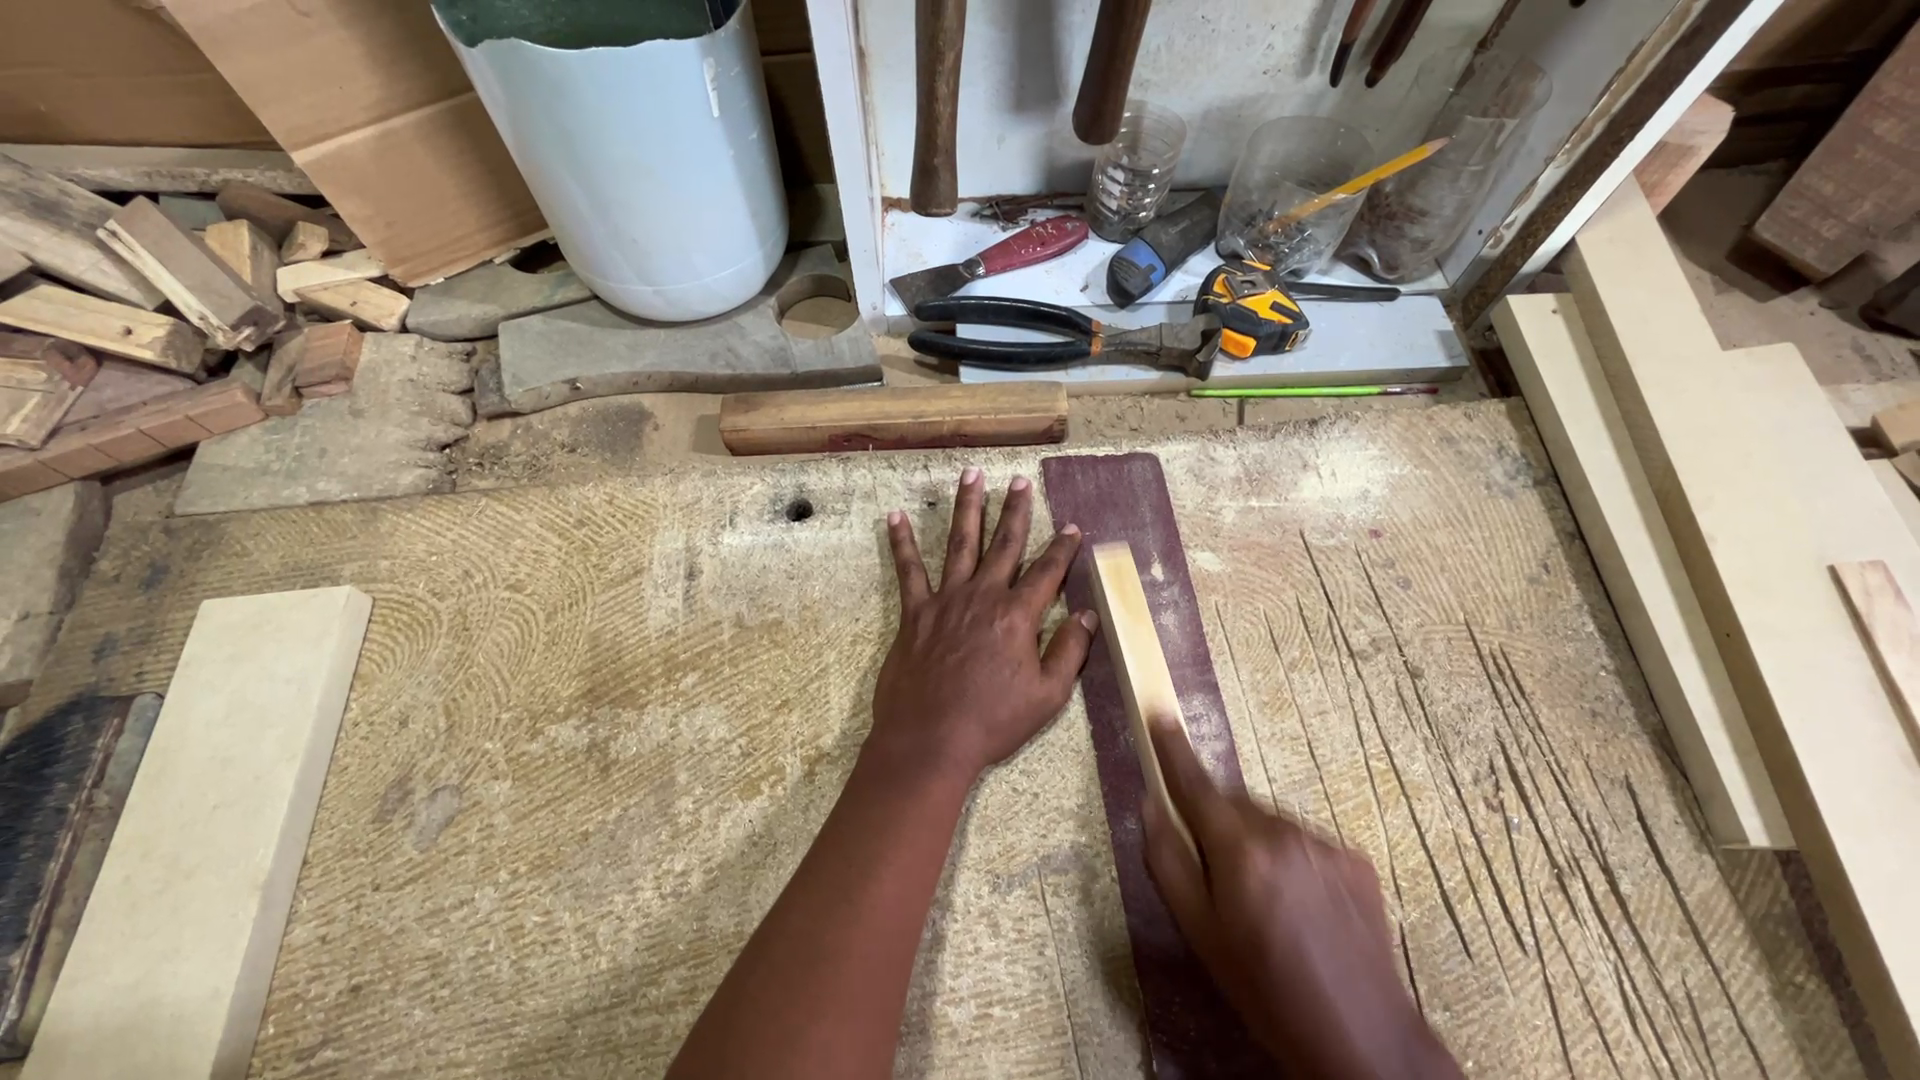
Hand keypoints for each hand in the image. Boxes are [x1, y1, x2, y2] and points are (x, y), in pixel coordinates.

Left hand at [869, 467, 1097, 783]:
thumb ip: (1069, 651)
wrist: (930, 739)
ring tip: (971, 475)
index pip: (1046, 573)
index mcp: (1017, 616)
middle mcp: (983, 598)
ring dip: (967, 508)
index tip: (1072, 527)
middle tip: (1021, 481)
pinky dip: (901, 543)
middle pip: (1004, 545)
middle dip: (1015, 511)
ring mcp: (946, 601)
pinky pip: (908, 571)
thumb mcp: (1047, 695)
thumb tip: (1087, 615)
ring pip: (960, 544)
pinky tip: (895, 516)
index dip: (1062, 549)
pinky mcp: (915, 614)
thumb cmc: (992, 721)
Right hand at [1143, 724, 1461, 1078]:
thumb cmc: (1263, 988)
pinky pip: (1303, 842)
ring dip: (1253, 845)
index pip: (1196, 785)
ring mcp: (1325, 843)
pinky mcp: (1355, 859)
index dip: (1173, 749)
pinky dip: (1288, 860)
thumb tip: (1150, 804)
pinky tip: (1297, 909)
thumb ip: (1168, 861)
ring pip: (1268, 824)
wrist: (1359, 1036)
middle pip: (1233, 805)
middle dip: (1216, 824)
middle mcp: (1284, 833)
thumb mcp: (1198, 932)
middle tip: (1215, 878)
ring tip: (1261, 904)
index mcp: (1240, 851)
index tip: (1160, 714)